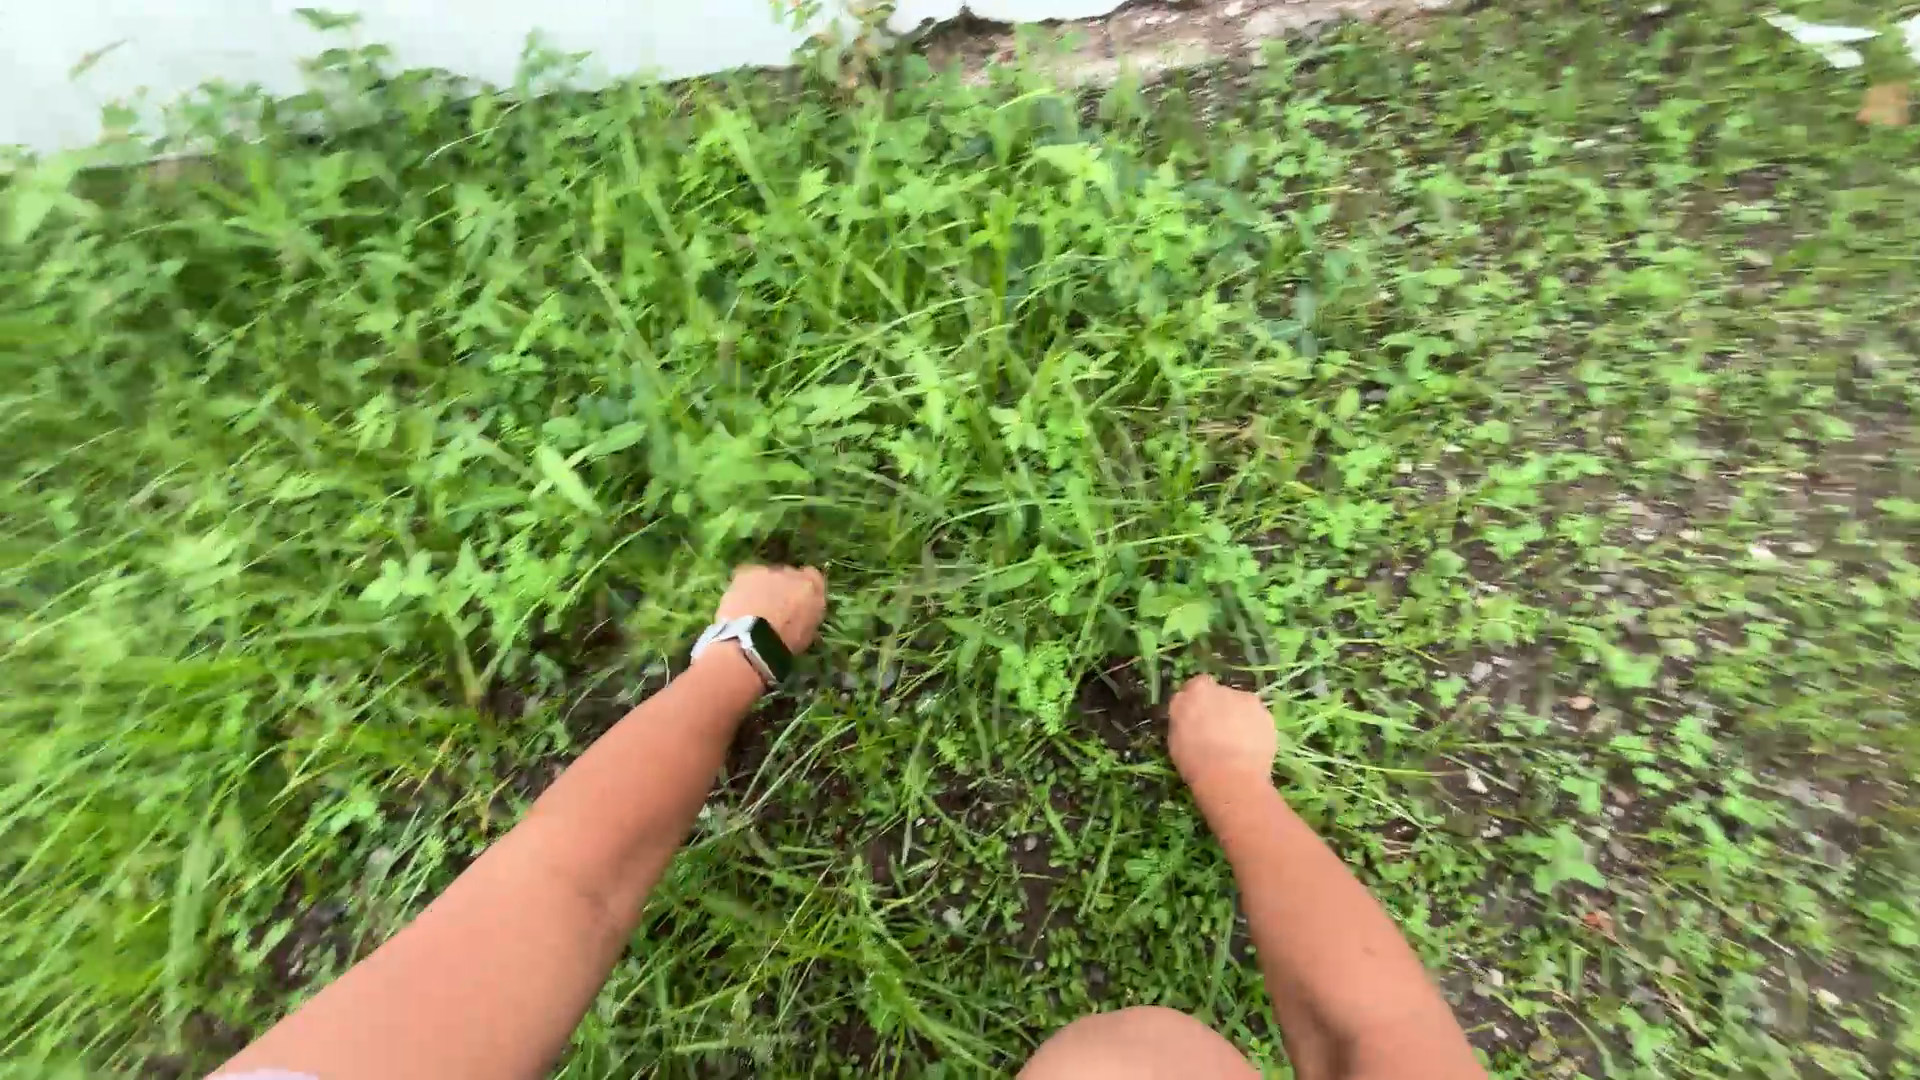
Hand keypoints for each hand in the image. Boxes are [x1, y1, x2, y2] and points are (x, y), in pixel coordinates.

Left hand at [714, 564, 827, 652]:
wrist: (754, 639)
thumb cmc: (785, 643)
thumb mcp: (808, 632)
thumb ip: (808, 613)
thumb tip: (802, 611)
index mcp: (812, 588)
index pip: (814, 578)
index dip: (804, 589)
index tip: (798, 601)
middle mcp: (792, 574)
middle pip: (789, 575)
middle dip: (783, 587)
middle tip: (775, 606)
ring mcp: (767, 571)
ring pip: (766, 575)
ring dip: (763, 587)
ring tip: (754, 607)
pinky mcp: (745, 572)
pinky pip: (747, 576)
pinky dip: (744, 587)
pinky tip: (739, 603)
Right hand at [1168, 674, 1277, 791]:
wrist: (1231, 778)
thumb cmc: (1195, 761)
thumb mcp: (1175, 737)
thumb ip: (1183, 717)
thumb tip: (1190, 715)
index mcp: (1195, 692)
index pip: (1195, 686)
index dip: (1197, 701)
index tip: (1197, 716)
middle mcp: (1221, 689)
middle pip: (1220, 693)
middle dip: (1219, 707)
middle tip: (1217, 730)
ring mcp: (1246, 700)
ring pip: (1241, 705)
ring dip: (1238, 716)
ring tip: (1237, 742)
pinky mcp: (1266, 715)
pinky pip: (1257, 718)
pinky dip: (1254, 728)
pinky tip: (1251, 748)